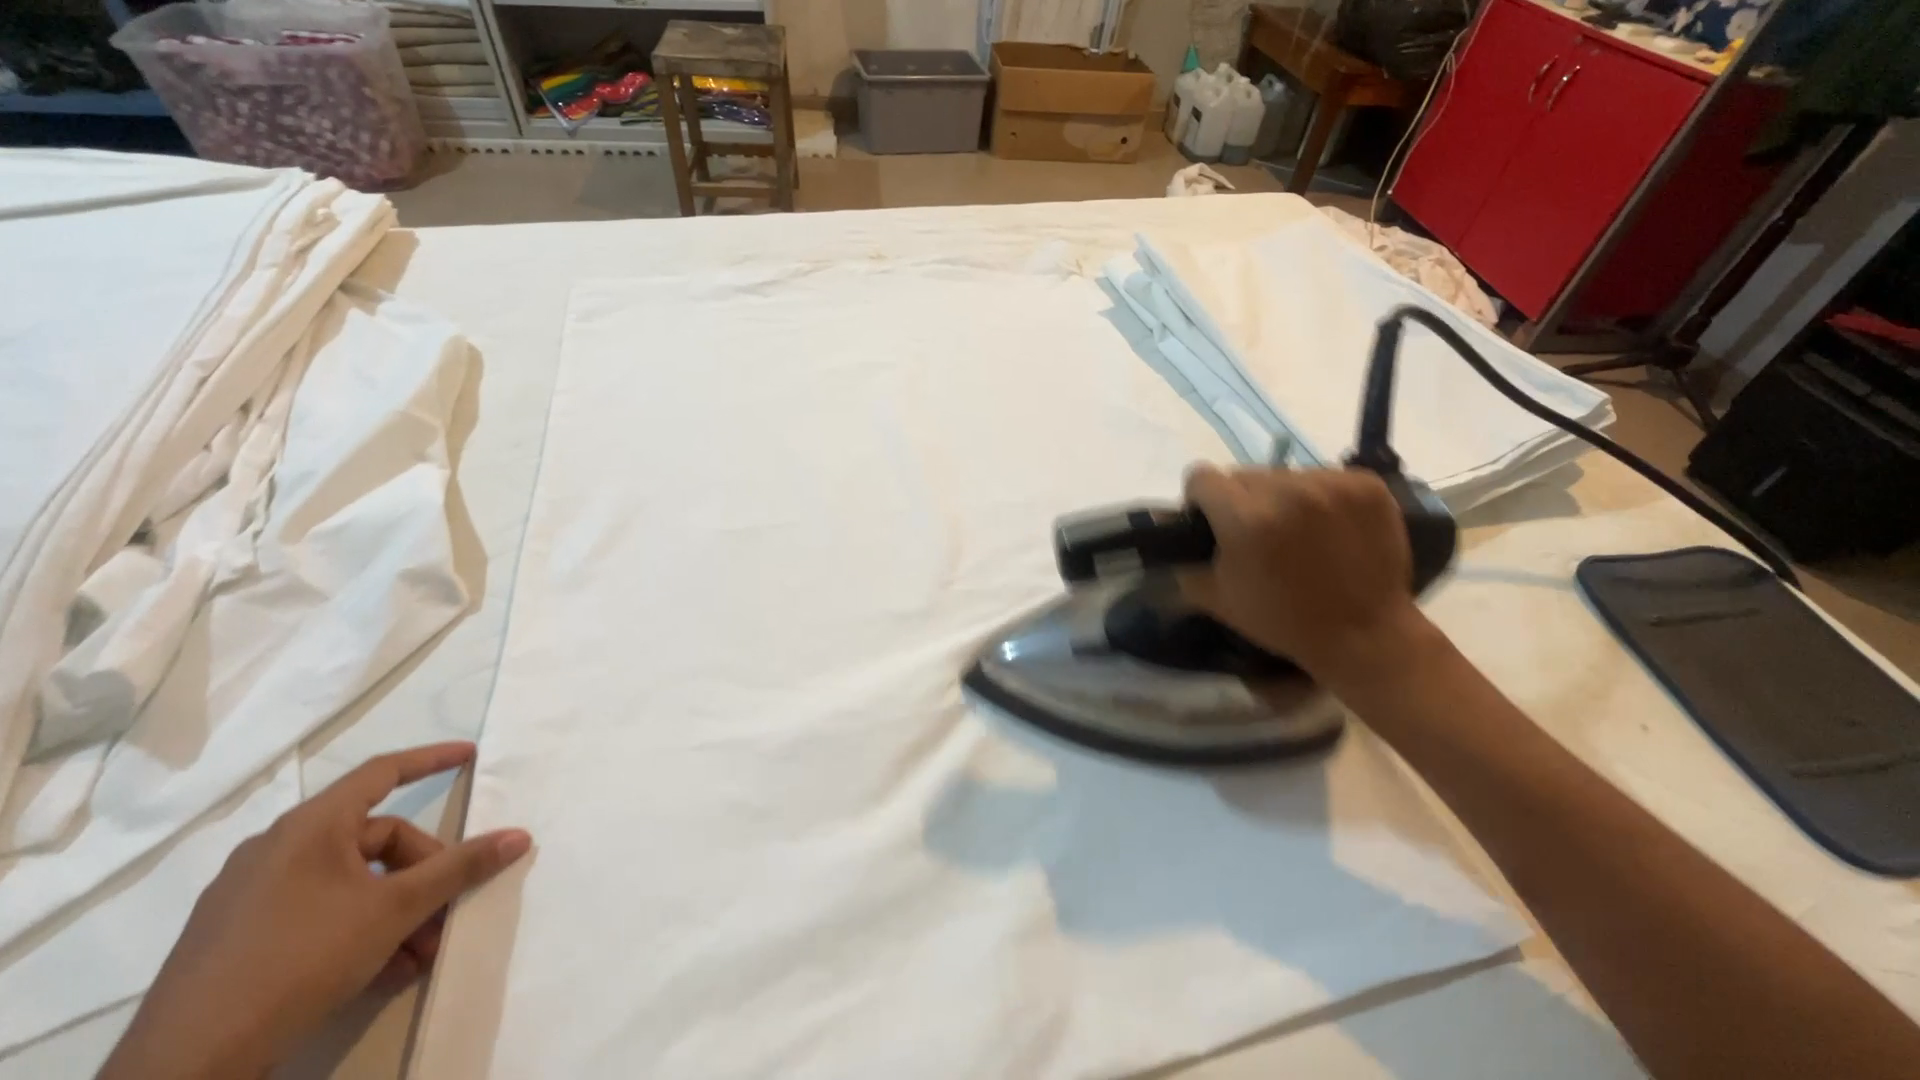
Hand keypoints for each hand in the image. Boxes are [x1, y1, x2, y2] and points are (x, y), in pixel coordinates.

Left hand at [100, 743, 531, 1079]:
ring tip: (418, 957)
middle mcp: (277, 847)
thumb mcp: (394, 910)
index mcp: (310, 826)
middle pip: (374, 840)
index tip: (469, 755)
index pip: (381, 772)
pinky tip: (381, 970)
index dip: (430, 760)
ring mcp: (252, 892)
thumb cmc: (302, 957)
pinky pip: (318, 911)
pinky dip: (359, 930)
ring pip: (350, 883)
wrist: (192, 1055)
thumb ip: (458, 868)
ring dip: (396, 912)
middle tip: (445, 916)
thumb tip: (518, 835)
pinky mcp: (238, 933)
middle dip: (421, 877)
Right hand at [1178, 464, 1433, 688]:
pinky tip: (1331, 529)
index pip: (1201, 477)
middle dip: (1243, 501)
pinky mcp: (1366, 484)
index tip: (1213, 524)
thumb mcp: (1218, 600)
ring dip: (1284, 498)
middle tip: (1258, 535)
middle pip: (1245, 475)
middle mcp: (1287, 489)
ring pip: (1287, 475)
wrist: (1365, 634)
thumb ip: (1183, 567)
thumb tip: (1165, 550)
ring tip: (1299, 534)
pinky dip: (1323, 498)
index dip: (1200, 500)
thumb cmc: (1284, 620)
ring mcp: (1331, 483)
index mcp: (1244, 517)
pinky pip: (1327, 477)